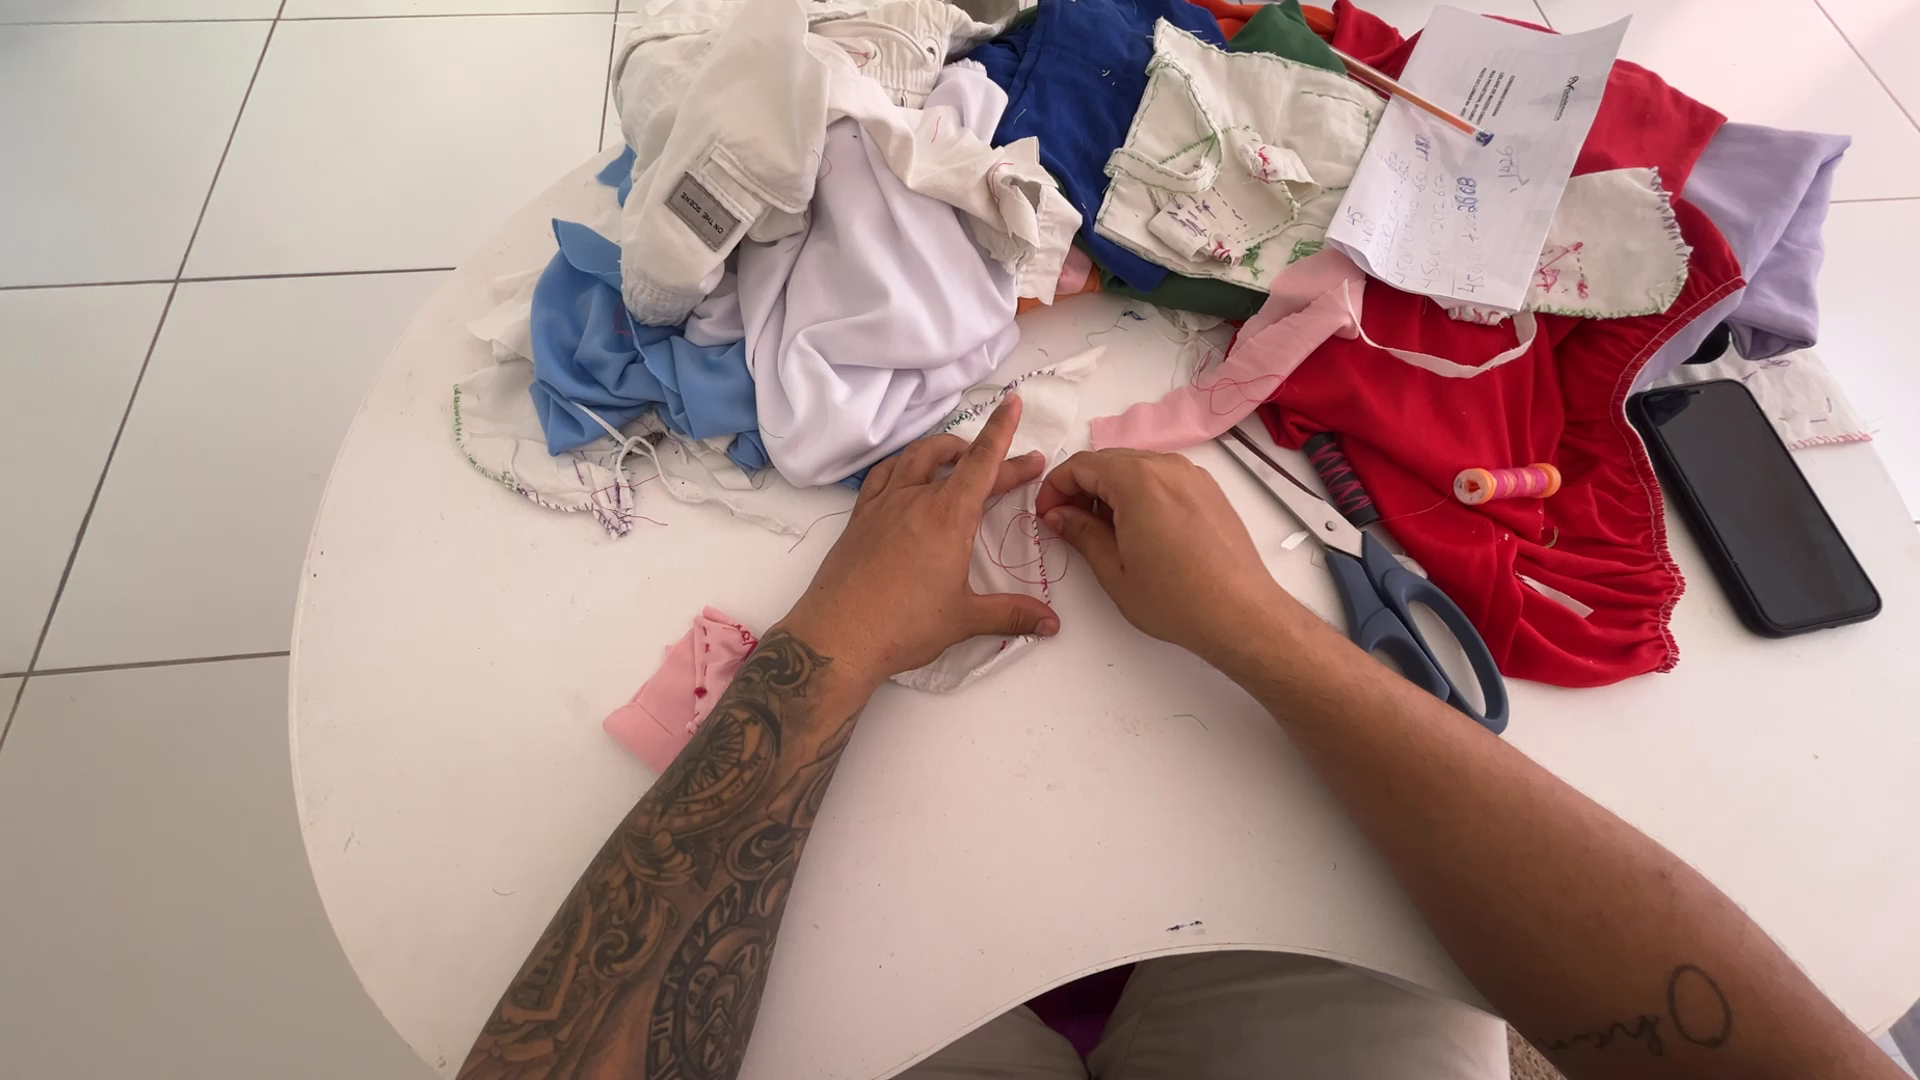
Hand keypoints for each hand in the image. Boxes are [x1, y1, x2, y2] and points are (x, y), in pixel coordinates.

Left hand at [779, 396, 1059, 690]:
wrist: (838, 636)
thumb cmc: (904, 625)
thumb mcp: (965, 619)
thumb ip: (1011, 614)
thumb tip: (1052, 623)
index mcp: (947, 516)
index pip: (981, 462)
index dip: (1001, 430)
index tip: (1013, 402)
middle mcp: (915, 499)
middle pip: (955, 459)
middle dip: (986, 453)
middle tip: (1012, 465)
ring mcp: (883, 505)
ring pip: (914, 457)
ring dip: (941, 449)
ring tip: (958, 456)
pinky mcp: (859, 517)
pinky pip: (883, 475)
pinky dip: (903, 465)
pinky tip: (907, 476)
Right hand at [1036, 448, 1305, 668]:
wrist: (1240, 614)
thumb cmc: (1174, 597)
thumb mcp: (1113, 569)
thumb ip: (1080, 532)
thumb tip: (1058, 515)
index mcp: (1137, 479)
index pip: (1081, 465)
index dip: (1055, 487)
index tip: (1046, 515)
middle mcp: (1167, 466)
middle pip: (1108, 462)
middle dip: (1081, 488)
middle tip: (1067, 524)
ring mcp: (1193, 476)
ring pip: (1136, 468)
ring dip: (1110, 491)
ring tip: (1102, 531)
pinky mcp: (1209, 491)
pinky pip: (1162, 479)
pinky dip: (1139, 494)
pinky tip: (1137, 530)